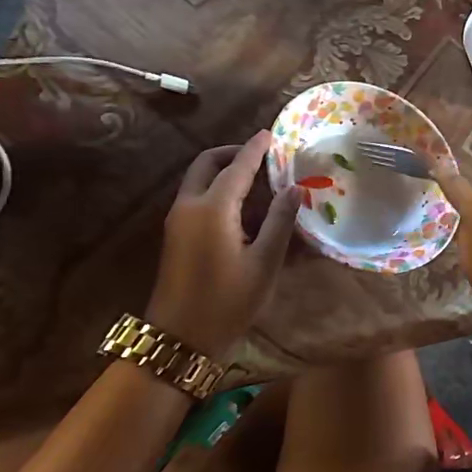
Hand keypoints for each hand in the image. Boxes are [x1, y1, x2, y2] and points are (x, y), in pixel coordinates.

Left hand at [147, 131, 302, 357]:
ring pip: (199, 179)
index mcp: (212, 209)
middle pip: (207, 163)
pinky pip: (196, 196)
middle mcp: (189, 206)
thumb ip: (280, 221)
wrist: (181, 338)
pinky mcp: (176, 234)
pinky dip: (217, 188)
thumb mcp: (264, 262)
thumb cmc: (228, 301)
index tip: (271, 133)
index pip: (237, 167)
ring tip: (258, 178)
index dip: (256, 149)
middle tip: (262, 155)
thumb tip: (295, 189)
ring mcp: (178, 220)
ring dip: (224, 170)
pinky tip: (242, 205)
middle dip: (233, 153)